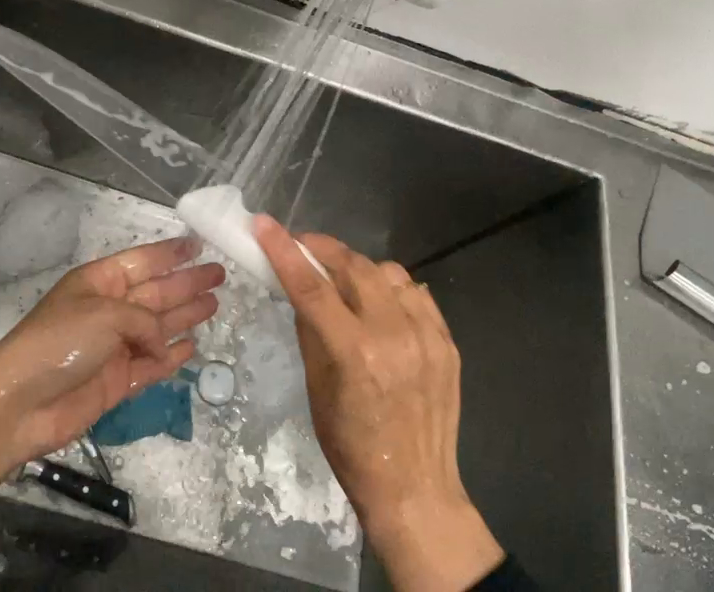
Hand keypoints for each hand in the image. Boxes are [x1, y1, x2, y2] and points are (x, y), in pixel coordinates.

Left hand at [0, 237, 223, 535]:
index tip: (199, 244)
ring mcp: (113, 347)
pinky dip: (172, 356)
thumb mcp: (105, 314)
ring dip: (185, 315)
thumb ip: (146, 321)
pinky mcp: (116, 381)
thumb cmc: (59, 343)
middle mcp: (108, 310)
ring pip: (158, 326)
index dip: (171, 253)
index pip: (143, 260)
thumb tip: (166, 346)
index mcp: (98, 282)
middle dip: (187, 282)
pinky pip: (152, 364)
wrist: (19, 405)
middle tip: (221, 275)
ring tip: (216, 305)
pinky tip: (193, 347)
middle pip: (156, 291)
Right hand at [255, 217, 503, 591]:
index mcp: (355, 353)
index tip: (265, 225)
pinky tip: (381, 305)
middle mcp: (395, 335)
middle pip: (355, 267)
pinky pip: (416, 294)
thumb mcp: (317, 389)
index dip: (285, 251)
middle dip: (324, 250)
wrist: (414, 488)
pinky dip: (393, 290)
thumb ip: (311, 331)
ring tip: (344, 280)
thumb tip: (302, 290)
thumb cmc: (351, 447)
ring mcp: (428, 335)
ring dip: (360, 268)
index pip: (312, 287)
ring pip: (390, 273)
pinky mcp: (448, 341)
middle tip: (303, 248)